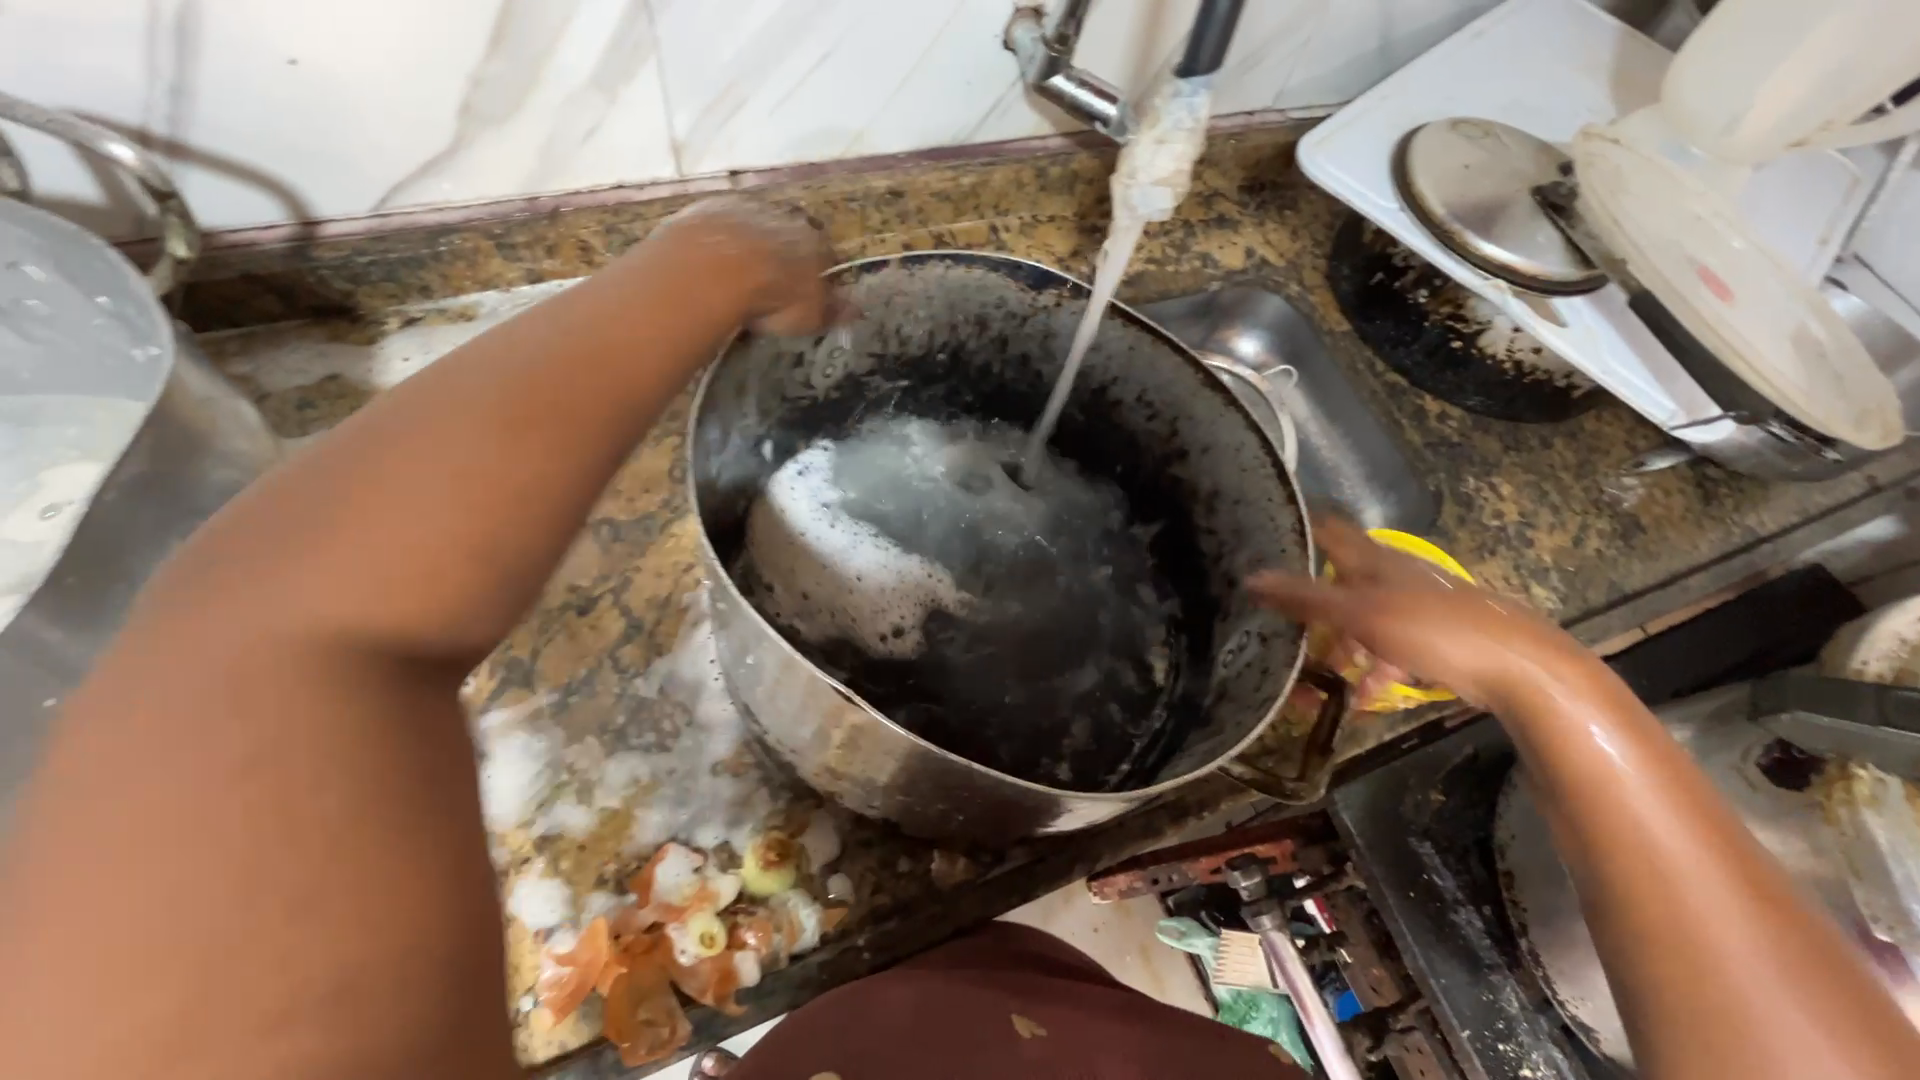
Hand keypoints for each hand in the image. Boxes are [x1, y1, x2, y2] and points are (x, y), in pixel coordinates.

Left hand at [645, 195, 840, 335]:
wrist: (717, 268)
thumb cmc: (775, 296)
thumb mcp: (810, 315)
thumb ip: (832, 311)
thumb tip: (858, 310)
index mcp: (815, 242)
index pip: (825, 254)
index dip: (818, 272)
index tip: (808, 290)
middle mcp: (785, 217)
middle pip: (788, 235)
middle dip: (782, 254)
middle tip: (770, 281)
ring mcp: (746, 208)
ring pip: (754, 225)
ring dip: (749, 243)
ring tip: (736, 273)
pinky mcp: (709, 207)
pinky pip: (719, 224)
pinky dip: (717, 240)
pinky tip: (709, 260)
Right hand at [1248, 515, 1593, 709]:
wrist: (1521, 670)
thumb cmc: (1435, 630)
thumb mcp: (1361, 614)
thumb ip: (1305, 598)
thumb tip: (1249, 578)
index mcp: (1375, 560)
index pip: (1326, 532)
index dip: (1296, 531)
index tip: (1261, 543)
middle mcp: (1393, 576)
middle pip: (1338, 585)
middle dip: (1309, 613)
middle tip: (1282, 638)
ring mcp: (1415, 608)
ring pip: (1361, 623)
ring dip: (1338, 651)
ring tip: (1317, 687)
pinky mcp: (1434, 639)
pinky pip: (1388, 651)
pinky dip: (1372, 671)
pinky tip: (1366, 698)